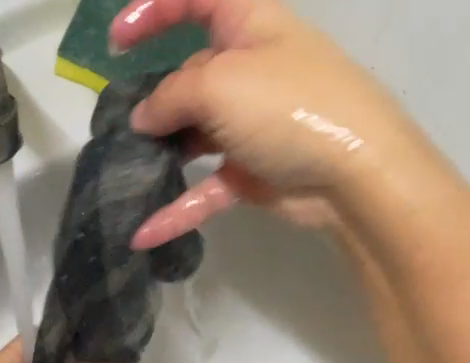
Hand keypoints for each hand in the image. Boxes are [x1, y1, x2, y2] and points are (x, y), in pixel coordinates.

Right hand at [112, 0, 431, 247]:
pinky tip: (143, 232)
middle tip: (119, 130)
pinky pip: (203, 190)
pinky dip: (176, 210)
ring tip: (126, 176)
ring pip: (192, 136)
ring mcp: (249, 124)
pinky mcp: (250, 173)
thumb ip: (169, 97)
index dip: (154, 11)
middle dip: (153, 102)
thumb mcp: (219, 84)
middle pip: (188, 77)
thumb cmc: (289, 106)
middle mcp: (249, 69)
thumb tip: (143, 118)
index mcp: (249, 24)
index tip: (116, 42)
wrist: (353, 173)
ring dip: (160, 156)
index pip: (197, 0)